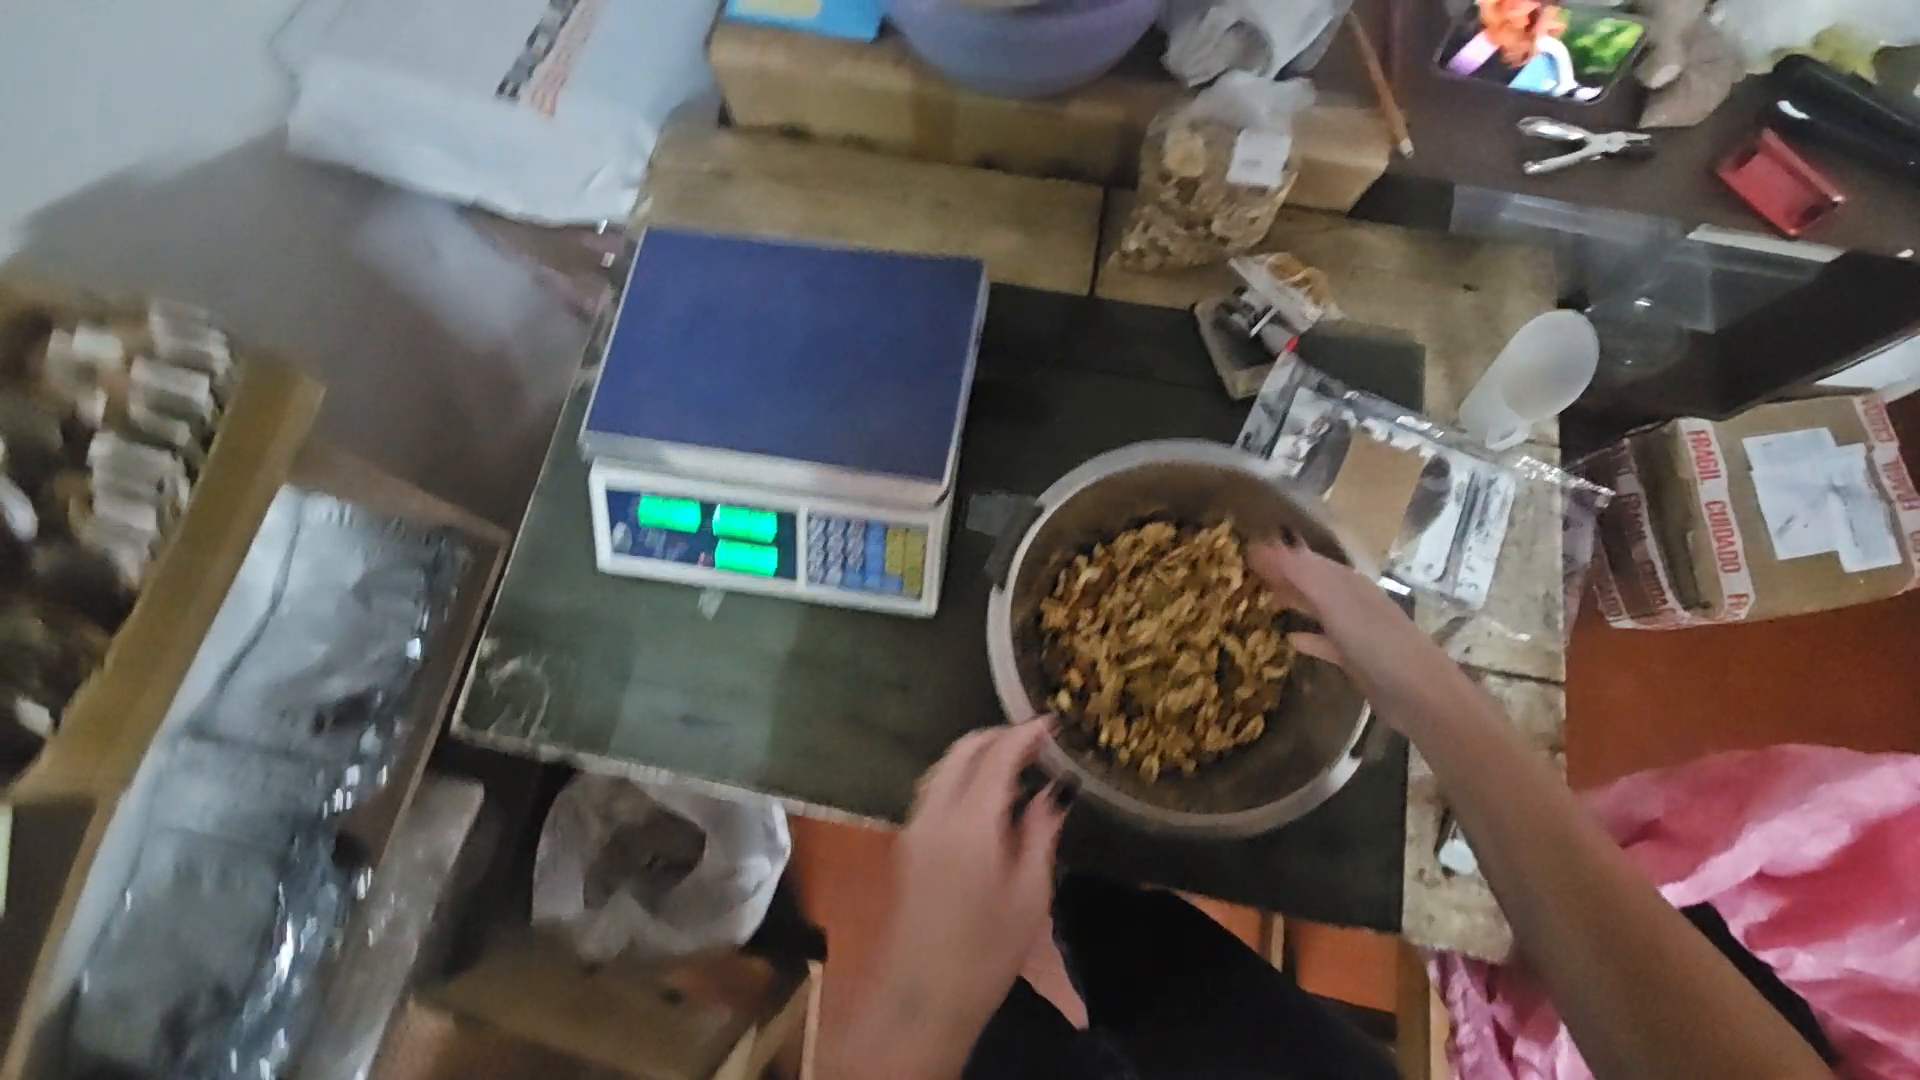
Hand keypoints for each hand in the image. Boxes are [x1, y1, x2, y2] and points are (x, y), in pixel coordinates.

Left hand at [895, 717, 1071, 1017]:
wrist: (924, 995)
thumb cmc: (988, 952)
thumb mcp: (1030, 895)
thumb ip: (1040, 832)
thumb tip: (1053, 791)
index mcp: (970, 824)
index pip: (997, 757)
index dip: (1024, 735)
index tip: (1050, 724)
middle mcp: (935, 813)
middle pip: (962, 750)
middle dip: (997, 737)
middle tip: (1034, 743)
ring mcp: (915, 825)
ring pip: (944, 766)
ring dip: (976, 755)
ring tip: (1015, 766)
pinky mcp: (907, 841)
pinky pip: (934, 788)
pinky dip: (960, 775)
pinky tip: (985, 795)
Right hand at [1247, 538, 1404, 664]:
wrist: (1421, 697)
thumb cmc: (1377, 644)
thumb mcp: (1337, 603)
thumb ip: (1301, 575)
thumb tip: (1266, 545)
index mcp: (1348, 585)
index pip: (1308, 561)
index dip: (1280, 556)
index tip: (1248, 552)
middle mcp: (1351, 603)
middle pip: (1312, 582)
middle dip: (1284, 576)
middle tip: (1250, 575)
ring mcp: (1354, 632)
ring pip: (1317, 610)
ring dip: (1294, 603)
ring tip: (1265, 600)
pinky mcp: (1354, 659)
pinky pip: (1324, 642)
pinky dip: (1307, 638)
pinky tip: (1289, 641)